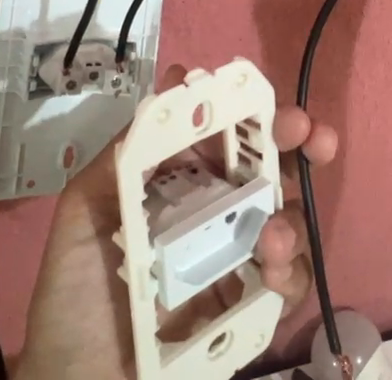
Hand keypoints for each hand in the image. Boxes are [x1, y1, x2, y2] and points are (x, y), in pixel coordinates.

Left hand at [16, 65, 338, 379]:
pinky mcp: (251, 311)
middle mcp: (216, 215)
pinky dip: (293, 273)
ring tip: (272, 240)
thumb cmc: (75, 300)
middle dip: (302, 146)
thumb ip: (127, 152)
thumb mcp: (85, 215)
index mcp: (180, 186)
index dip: (259, 117)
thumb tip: (178, 81)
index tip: (280, 109)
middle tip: (316, 140)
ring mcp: (238, 262)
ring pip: (289, 221)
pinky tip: (274, 278)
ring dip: (293, 218)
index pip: (228, 138)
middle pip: (272, 170)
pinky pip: (290, 282)